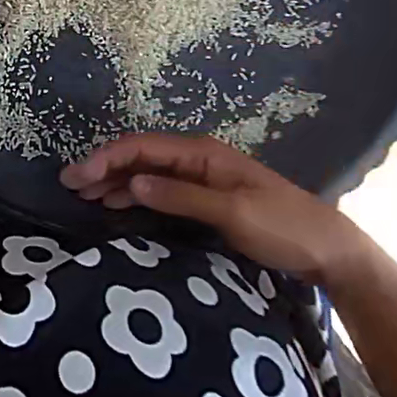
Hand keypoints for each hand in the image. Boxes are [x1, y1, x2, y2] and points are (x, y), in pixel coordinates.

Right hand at [61, 133, 374, 289]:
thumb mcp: (233, 211)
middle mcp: (197, 158)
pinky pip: (160, 189)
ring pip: (147, 172)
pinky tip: (116, 202)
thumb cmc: (283, 226)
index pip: (142, 148)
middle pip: (140, 156)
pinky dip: (134, 194)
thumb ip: (182, 196)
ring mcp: (201, 177)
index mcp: (201, 153)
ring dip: (115, 180)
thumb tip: (132, 182)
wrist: (328, 248)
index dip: (106, 158)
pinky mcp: (205, 198)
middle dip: (103, 166)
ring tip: (84, 194)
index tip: (76, 176)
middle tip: (69, 184)